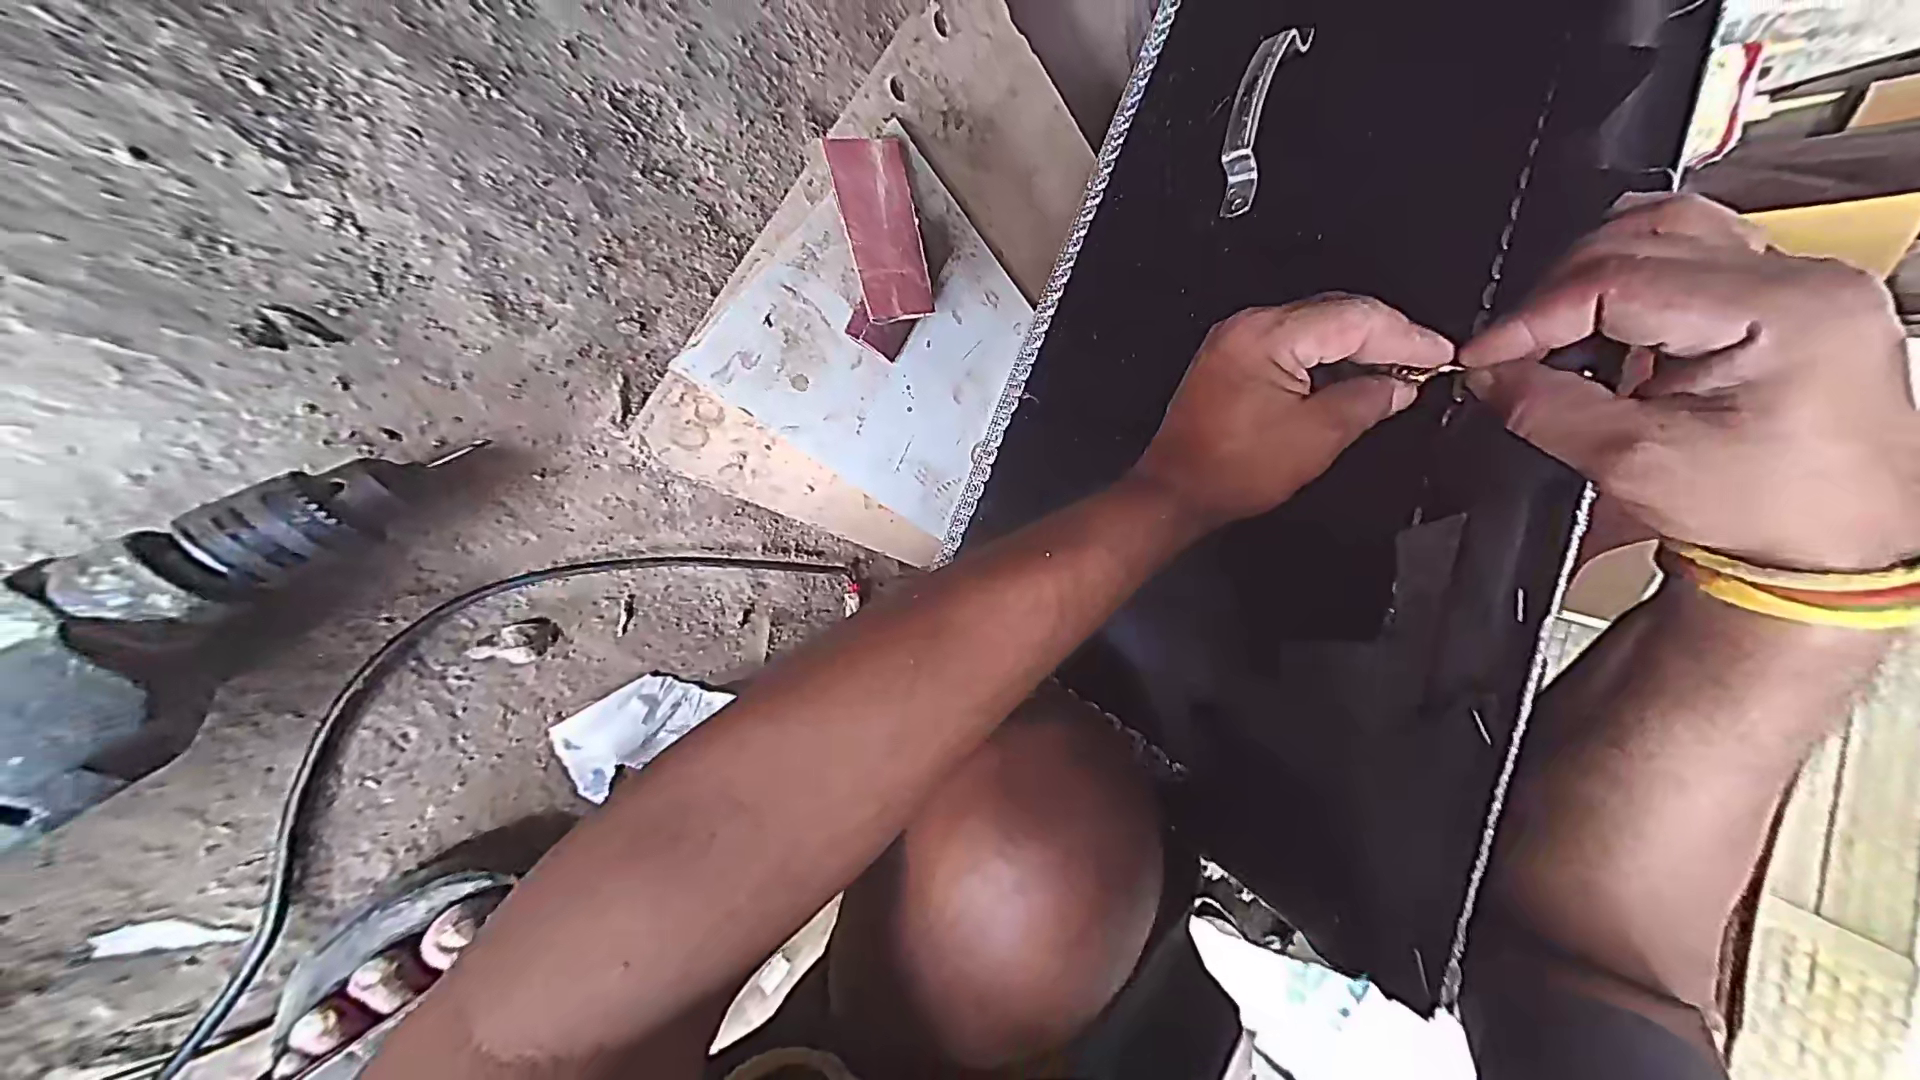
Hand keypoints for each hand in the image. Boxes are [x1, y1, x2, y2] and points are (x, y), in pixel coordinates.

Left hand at [1130, 294, 1452, 527]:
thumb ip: (1367, 399)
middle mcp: (1245, 327)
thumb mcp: (1316, 437)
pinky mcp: (1227, 361)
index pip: (1355, 317)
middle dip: (1383, 339)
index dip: (1406, 336)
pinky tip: (1345, 382)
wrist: (1175, 492)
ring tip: (1392, 377)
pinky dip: (1319, 362)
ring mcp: (1232, 342)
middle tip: (1423, 365)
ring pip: (1311, 331)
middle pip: (1333, 315)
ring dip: (1352, 352)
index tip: (1440, 354)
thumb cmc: (1231, 472)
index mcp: (1265, 336)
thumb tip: (1401, 383)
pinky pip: (1285, 348)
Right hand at [1462, 194, 1919, 572]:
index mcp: (1779, 309)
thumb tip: (1487, 373)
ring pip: (1662, 235)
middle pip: (1638, 241)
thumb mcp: (1628, 459)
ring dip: (1583, 279)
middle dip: (1550, 294)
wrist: (1827, 544)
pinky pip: (1683, 262)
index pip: (1615, 281)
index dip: (1529, 318)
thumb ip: (1544, 406)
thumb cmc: (1765, 506)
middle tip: (1507, 348)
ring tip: (1545, 334)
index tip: (1481, 357)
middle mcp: (1797, 280)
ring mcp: (1790, 287)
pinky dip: (1617, 287)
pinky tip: (1591, 328)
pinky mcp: (1771, 305)